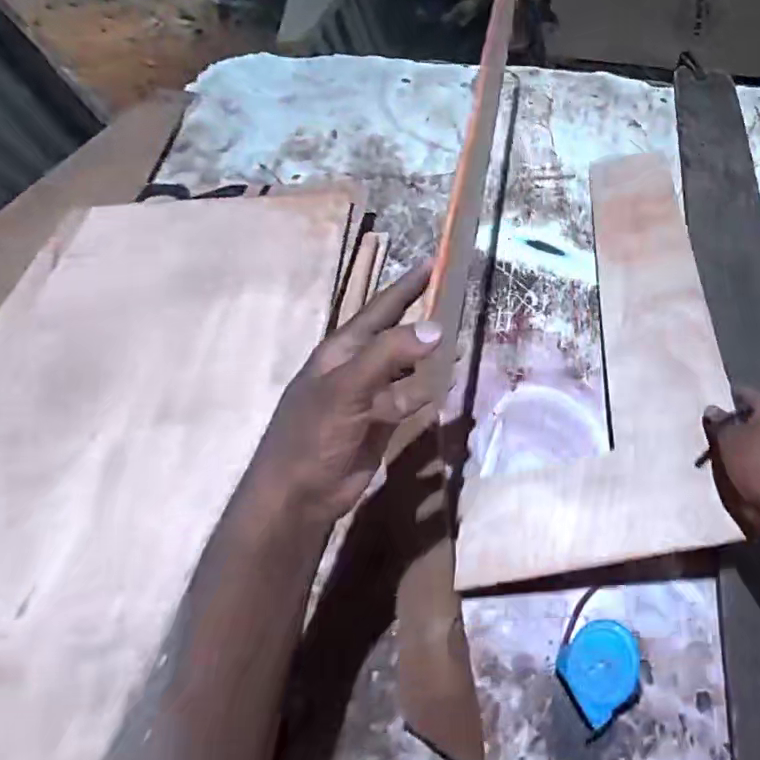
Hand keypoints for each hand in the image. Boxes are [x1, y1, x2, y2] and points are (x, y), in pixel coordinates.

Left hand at [244, 260, 443, 528]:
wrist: (298, 497)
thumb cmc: (312, 435)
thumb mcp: (347, 388)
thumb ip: (390, 355)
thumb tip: (436, 327)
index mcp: (343, 350)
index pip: (381, 308)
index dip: (407, 286)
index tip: (435, 263)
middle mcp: (359, 366)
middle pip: (400, 335)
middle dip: (427, 321)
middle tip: (461, 304)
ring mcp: (372, 393)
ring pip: (411, 367)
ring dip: (434, 359)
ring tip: (462, 347)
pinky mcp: (384, 419)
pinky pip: (413, 396)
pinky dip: (429, 390)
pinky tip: (446, 385)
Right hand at [701, 388, 759, 538]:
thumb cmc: (755, 466)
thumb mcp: (728, 441)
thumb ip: (719, 423)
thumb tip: (712, 408)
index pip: (745, 393)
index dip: (726, 399)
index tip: (710, 410)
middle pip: (751, 416)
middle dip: (731, 423)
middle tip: (711, 433)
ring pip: (756, 437)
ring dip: (739, 443)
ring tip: (719, 454)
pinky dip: (749, 458)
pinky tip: (735, 468)